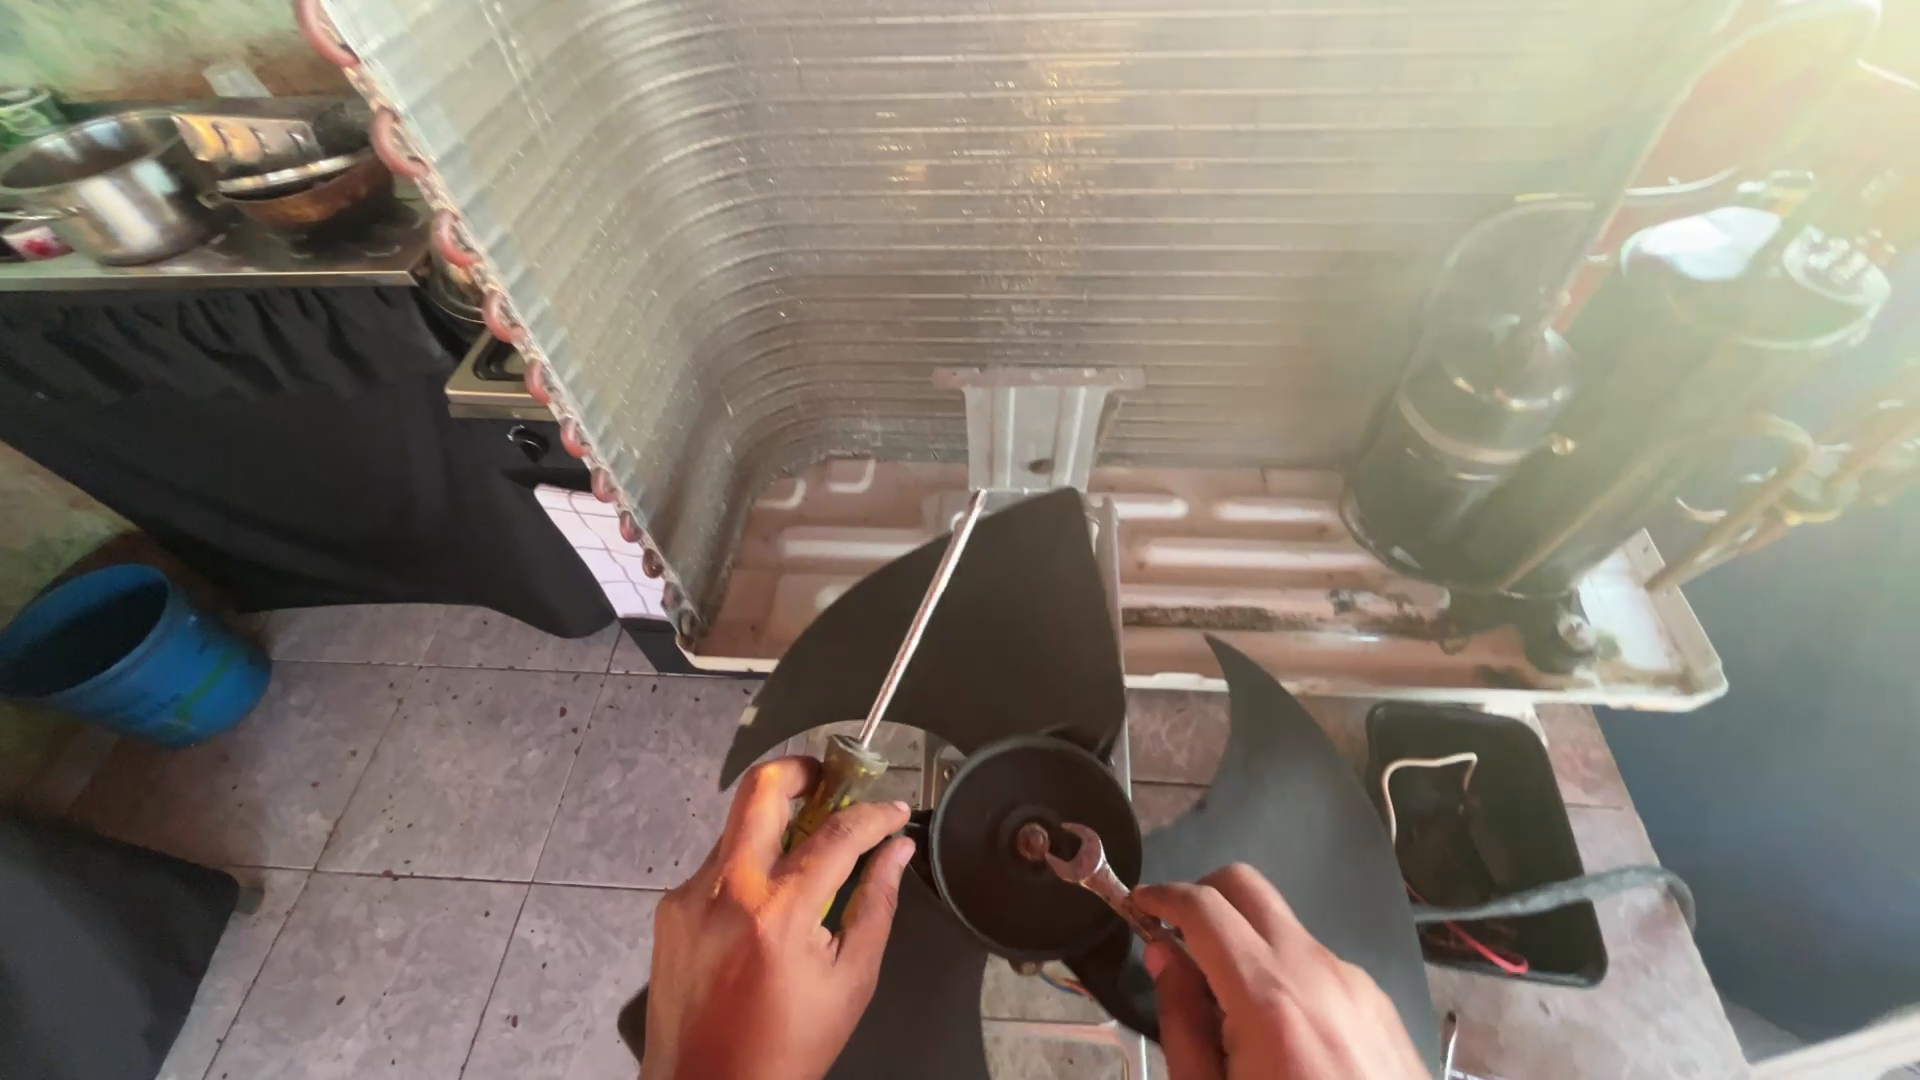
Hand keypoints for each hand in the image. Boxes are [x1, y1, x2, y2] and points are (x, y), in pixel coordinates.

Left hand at [642, 757, 915, 1079]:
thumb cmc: (789, 1047)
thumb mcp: (850, 980)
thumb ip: (877, 902)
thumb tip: (897, 848)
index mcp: (779, 912)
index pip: (838, 833)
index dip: (875, 814)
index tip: (895, 810)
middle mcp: (727, 888)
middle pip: (762, 788)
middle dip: (803, 770)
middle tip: (831, 783)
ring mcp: (690, 895)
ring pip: (739, 824)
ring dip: (777, 822)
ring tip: (805, 852)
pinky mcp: (670, 909)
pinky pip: (719, 863)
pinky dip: (751, 864)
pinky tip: (766, 903)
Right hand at [1134, 864, 1427, 1079]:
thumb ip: (1181, 1022)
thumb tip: (1164, 955)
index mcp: (1268, 1000)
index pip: (1203, 908)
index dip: (1161, 895)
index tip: (1138, 905)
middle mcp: (1315, 972)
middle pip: (1245, 885)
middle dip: (1201, 895)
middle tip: (1178, 937)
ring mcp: (1356, 985)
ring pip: (1281, 924)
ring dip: (1244, 937)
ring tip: (1233, 1007)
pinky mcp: (1381, 1005)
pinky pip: (1315, 960)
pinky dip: (1282, 969)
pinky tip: (1284, 1032)